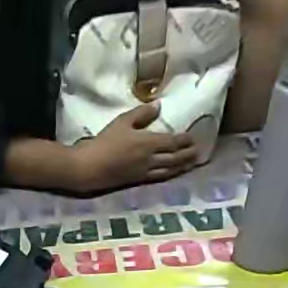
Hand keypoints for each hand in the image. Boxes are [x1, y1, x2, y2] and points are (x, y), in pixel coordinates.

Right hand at [69, 104, 199, 191]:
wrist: (88, 168)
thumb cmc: (104, 143)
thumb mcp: (122, 122)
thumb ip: (141, 114)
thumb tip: (158, 106)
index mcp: (149, 142)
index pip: (173, 141)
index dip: (186, 140)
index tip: (196, 137)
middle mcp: (150, 159)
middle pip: (175, 157)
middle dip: (188, 154)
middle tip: (199, 152)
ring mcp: (144, 172)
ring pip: (168, 170)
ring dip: (181, 167)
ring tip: (191, 164)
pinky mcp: (136, 181)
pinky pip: (157, 178)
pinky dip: (168, 175)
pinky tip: (172, 174)